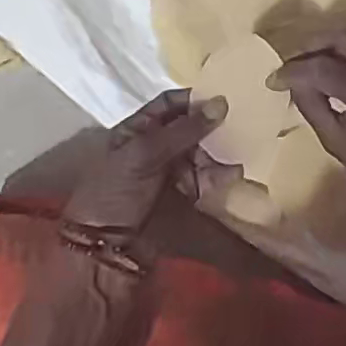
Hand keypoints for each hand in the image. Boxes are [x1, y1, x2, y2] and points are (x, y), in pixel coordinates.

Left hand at [62, 89, 227, 230]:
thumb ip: (183, 130)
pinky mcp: (186, 192)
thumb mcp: (144, 154)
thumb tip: (221, 103)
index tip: (223, 96)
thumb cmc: (115, 191)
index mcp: (139, 129)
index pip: (171, 103)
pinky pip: (209, 176)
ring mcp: (173, 169)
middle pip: (193, 126)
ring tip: (239, 151)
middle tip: (240, 123)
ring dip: (221, 151)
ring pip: (205, 150)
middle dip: (214, 125)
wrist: (104, 249)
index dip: (194, 98)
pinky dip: (222, 173)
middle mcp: (158, 145)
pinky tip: (234, 172)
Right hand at [268, 28, 345, 206]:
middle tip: (289, 66)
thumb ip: (312, 106)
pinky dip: (337, 51)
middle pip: (339, 39)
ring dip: (323, 46)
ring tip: (303, 65)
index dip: (293, 71)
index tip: (273, 81)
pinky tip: (323, 67)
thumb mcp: (335, 141)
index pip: (323, 68)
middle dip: (309, 48)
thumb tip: (291, 82)